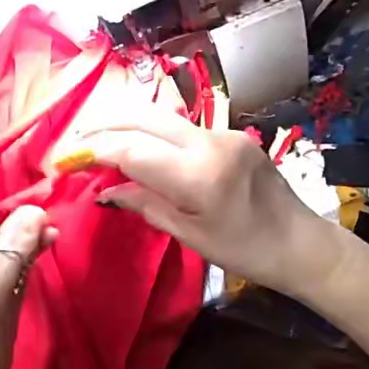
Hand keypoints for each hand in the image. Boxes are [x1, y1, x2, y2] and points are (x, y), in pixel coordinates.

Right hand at [73, 109, 341, 299]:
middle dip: (103, 125)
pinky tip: (142, 150)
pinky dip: (154, 136)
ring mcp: (224, 133)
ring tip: (100, 143)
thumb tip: (103, 191)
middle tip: (76, 142)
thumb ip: (144, 205)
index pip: (131, 149)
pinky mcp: (232, 133)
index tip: (66, 159)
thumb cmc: (244, 250)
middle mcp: (210, 142)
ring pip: (162, 118)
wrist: (302, 242)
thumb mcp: (189, 235)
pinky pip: (182, 128)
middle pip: (143, 118)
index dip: (93, 151)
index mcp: (198, 175)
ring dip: (127, 126)